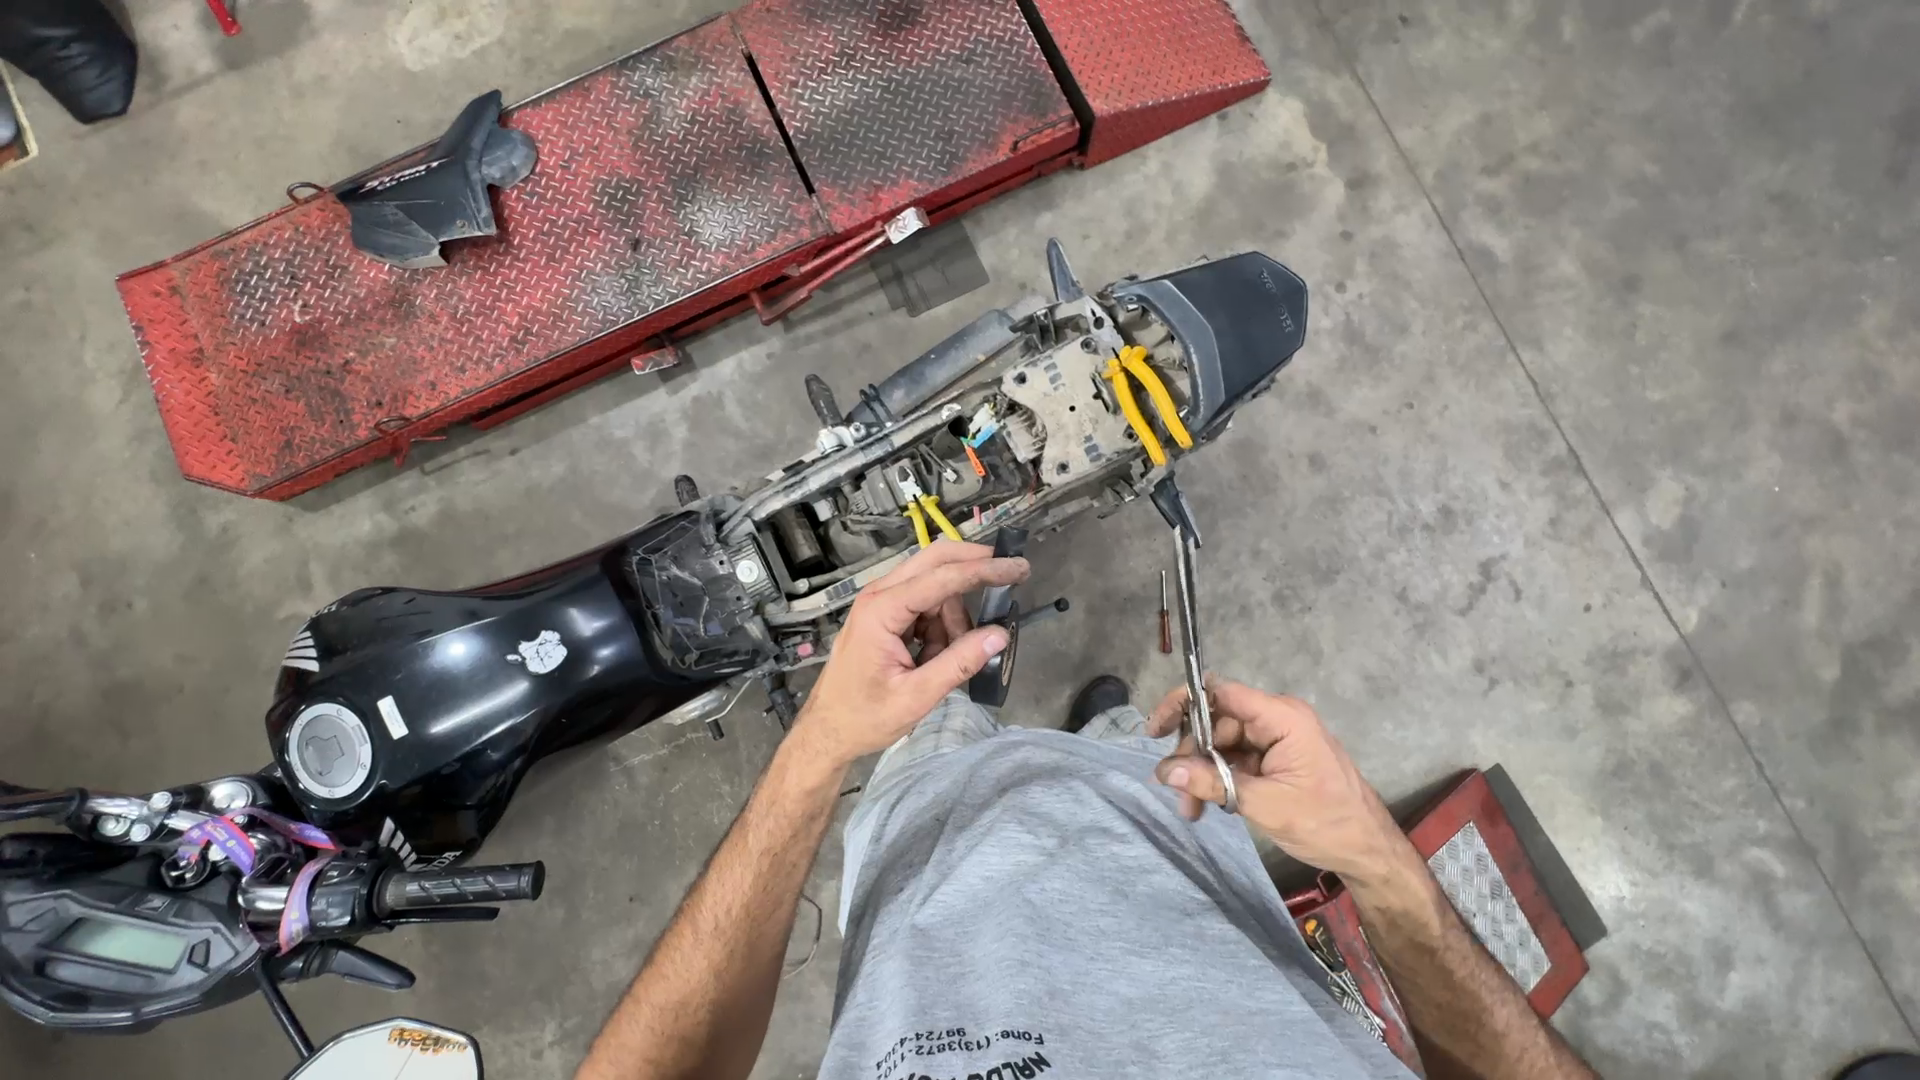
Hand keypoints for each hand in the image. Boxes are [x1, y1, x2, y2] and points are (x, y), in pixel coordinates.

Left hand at [788, 540, 1027, 770]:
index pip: (942, 577)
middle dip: (975, 566)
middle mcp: (880, 595)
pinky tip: (933, 659)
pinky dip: (941, 627)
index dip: (984, 569)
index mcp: (882, 610)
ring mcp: (881, 602)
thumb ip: (959, 663)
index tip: (1018, 568)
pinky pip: (927, 606)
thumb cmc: (863, 717)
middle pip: (936, 561)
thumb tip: (1000, 635)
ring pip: (936, 588)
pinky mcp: (886, 614)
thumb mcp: (916, 696)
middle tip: (1013, 574)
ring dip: (953, 617)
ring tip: (945, 660)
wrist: (826, 730)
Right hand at [1147, 677, 1423, 893]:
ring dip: (1202, 772)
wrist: (1371, 853)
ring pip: (1222, 743)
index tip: (1156, 730)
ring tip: (1190, 809)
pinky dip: (1219, 779)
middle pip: (1216, 721)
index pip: (1220, 692)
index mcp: (1281, 717)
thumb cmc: (1327, 824)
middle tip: (1174, 789)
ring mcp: (1276, 739)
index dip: (1183, 704)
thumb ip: (1213, 784)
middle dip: (1191, 754)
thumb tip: (1165, 772)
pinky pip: (1236, 759)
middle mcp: (1276, 719)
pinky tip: (1208, 804)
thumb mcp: (1265, 805)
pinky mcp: (1275, 758)